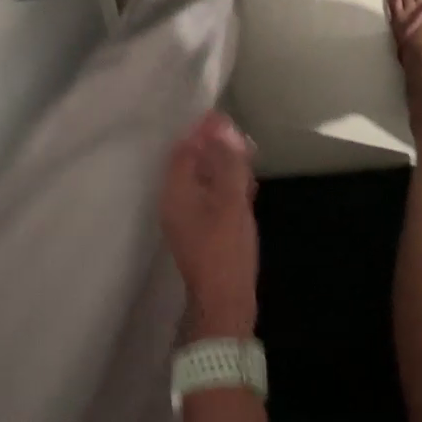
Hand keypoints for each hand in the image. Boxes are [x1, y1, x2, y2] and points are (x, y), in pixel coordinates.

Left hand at [160, 110, 259, 338]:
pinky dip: (225, 187)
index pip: (184, 149)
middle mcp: (175, 204)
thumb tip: (222, 129)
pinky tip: (246, 185)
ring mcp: (187, 220)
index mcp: (175, 193)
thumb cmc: (226, 250)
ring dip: (222, 167)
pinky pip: (211, 199)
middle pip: (192, 164)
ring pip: (203, 182)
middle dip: (214, 147)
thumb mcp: (232, 201)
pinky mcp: (201, 233)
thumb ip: (227, 163)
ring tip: (247, 155)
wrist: (224, 304)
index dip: (203, 131)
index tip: (224, 117)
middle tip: (239, 135)